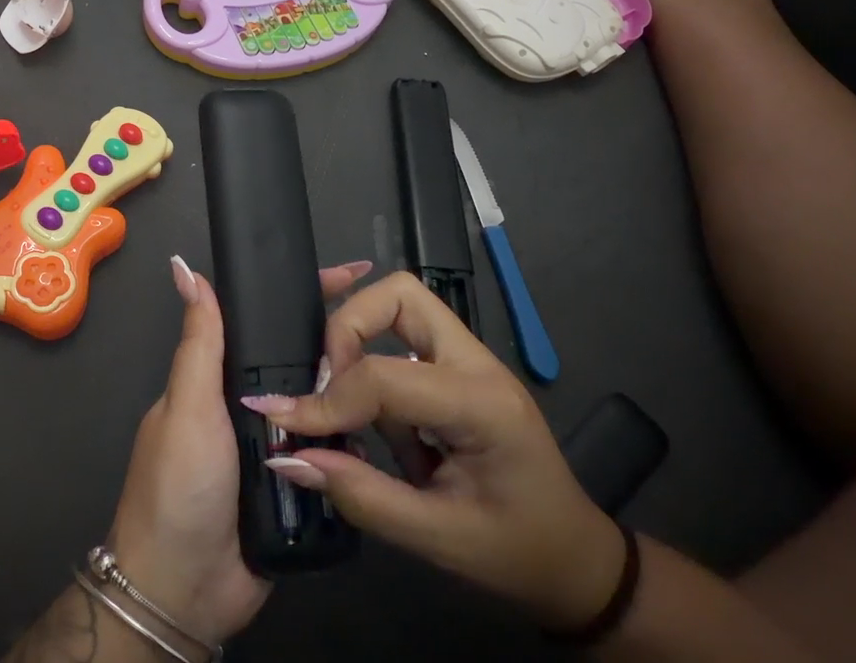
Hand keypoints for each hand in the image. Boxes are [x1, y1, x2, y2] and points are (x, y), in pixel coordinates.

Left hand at [105, 256, 370, 643]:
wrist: (186, 588)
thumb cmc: (178, 486)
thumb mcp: (187, 406)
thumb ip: (198, 342)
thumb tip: (182, 266)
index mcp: (218, 382)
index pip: (265, 324)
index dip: (304, 296)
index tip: (353, 274)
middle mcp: (250, 409)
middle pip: (303, 366)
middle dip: (344, 346)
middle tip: (395, 330)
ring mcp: (278, 450)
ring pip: (326, 410)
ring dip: (358, 396)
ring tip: (406, 375)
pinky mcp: (301, 488)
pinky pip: (334, 457)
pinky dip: (358, 444)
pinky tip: (394, 428)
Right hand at [240, 272, 625, 629]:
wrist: (575, 560)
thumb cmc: (516, 552)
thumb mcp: (436, 537)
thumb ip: (360, 495)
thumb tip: (287, 456)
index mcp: (482, 404)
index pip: (385, 376)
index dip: (325, 399)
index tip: (280, 421)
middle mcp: (476, 365)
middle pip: (398, 295)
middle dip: (346, 329)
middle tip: (324, 388)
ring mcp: (470, 363)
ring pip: (398, 307)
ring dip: (357, 345)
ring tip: (342, 408)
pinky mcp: (456, 374)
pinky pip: (401, 344)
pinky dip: (372, 370)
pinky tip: (370, 425)